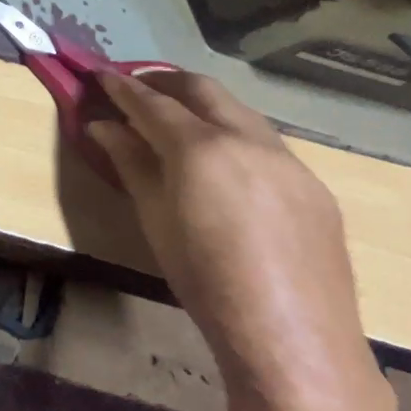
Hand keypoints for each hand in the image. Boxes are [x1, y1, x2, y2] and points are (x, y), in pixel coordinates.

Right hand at [90, 72, 396, 410]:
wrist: (291, 336)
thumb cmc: (202, 275)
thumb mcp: (152, 215)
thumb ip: (129, 161)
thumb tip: (103, 126)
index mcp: (202, 147)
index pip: (151, 101)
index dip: (120, 86)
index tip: (97, 75)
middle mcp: (250, 141)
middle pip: (203, 89)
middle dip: (165, 81)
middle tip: (134, 87)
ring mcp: (290, 163)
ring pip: (240, 112)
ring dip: (202, 105)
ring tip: (173, 119)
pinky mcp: (314, 188)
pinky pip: (265, 143)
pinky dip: (232, 133)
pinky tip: (218, 162)